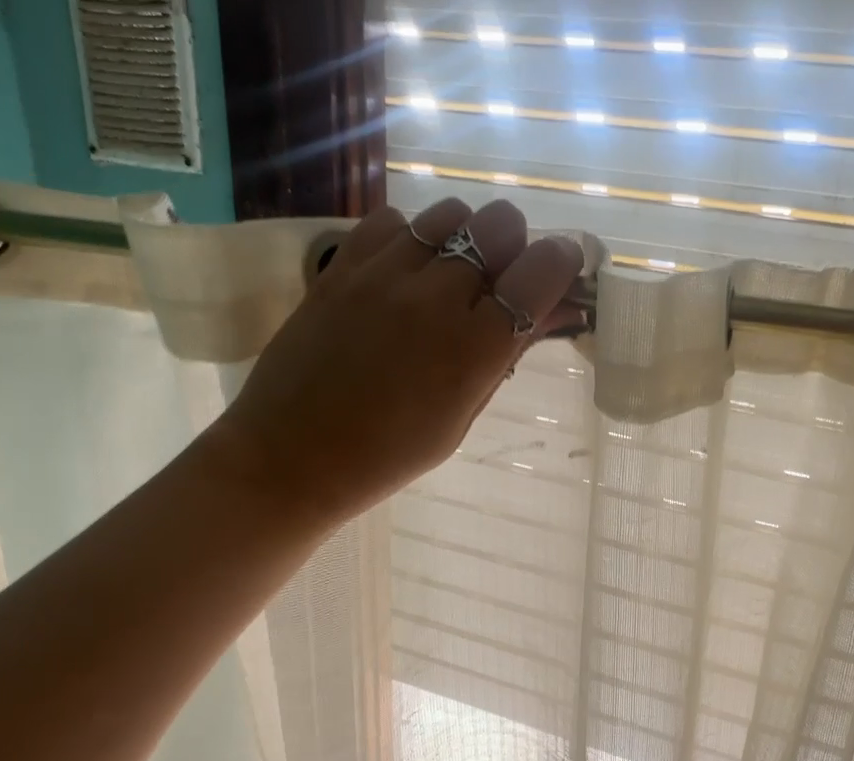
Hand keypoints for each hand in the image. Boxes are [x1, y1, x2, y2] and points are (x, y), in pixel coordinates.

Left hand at [208, 198, 584, 525]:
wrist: (292, 456)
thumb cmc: (389, 454)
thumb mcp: (462, 417)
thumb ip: (506, 356)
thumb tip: (552, 313)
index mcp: (475, 349)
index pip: (541, 271)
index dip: (561, 264)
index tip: (559, 273)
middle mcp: (435, 298)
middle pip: (500, 224)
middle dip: (512, 246)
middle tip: (497, 282)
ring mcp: (384, 275)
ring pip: (450, 211)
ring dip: (463, 237)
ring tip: (448, 275)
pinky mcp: (342, 265)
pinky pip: (393, 219)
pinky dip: (410, 237)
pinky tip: (402, 273)